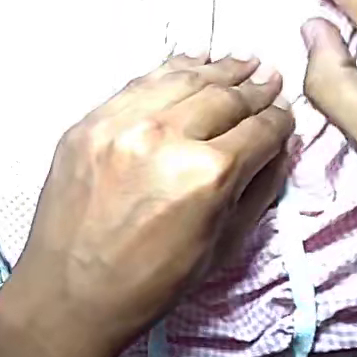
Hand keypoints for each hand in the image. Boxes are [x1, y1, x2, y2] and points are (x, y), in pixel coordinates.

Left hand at [1, 55, 293, 356]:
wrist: (71, 295)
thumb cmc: (155, 284)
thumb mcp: (224, 246)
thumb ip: (260, 190)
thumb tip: (280, 147)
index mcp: (208, 176)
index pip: (261, 130)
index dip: (281, 121)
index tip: (285, 116)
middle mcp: (167, 136)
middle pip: (225, 96)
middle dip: (255, 89)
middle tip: (270, 78)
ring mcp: (122, 123)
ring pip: (184, 78)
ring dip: (219, 69)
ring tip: (241, 61)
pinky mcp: (89, 122)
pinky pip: (141, 83)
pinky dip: (172, 69)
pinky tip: (193, 63)